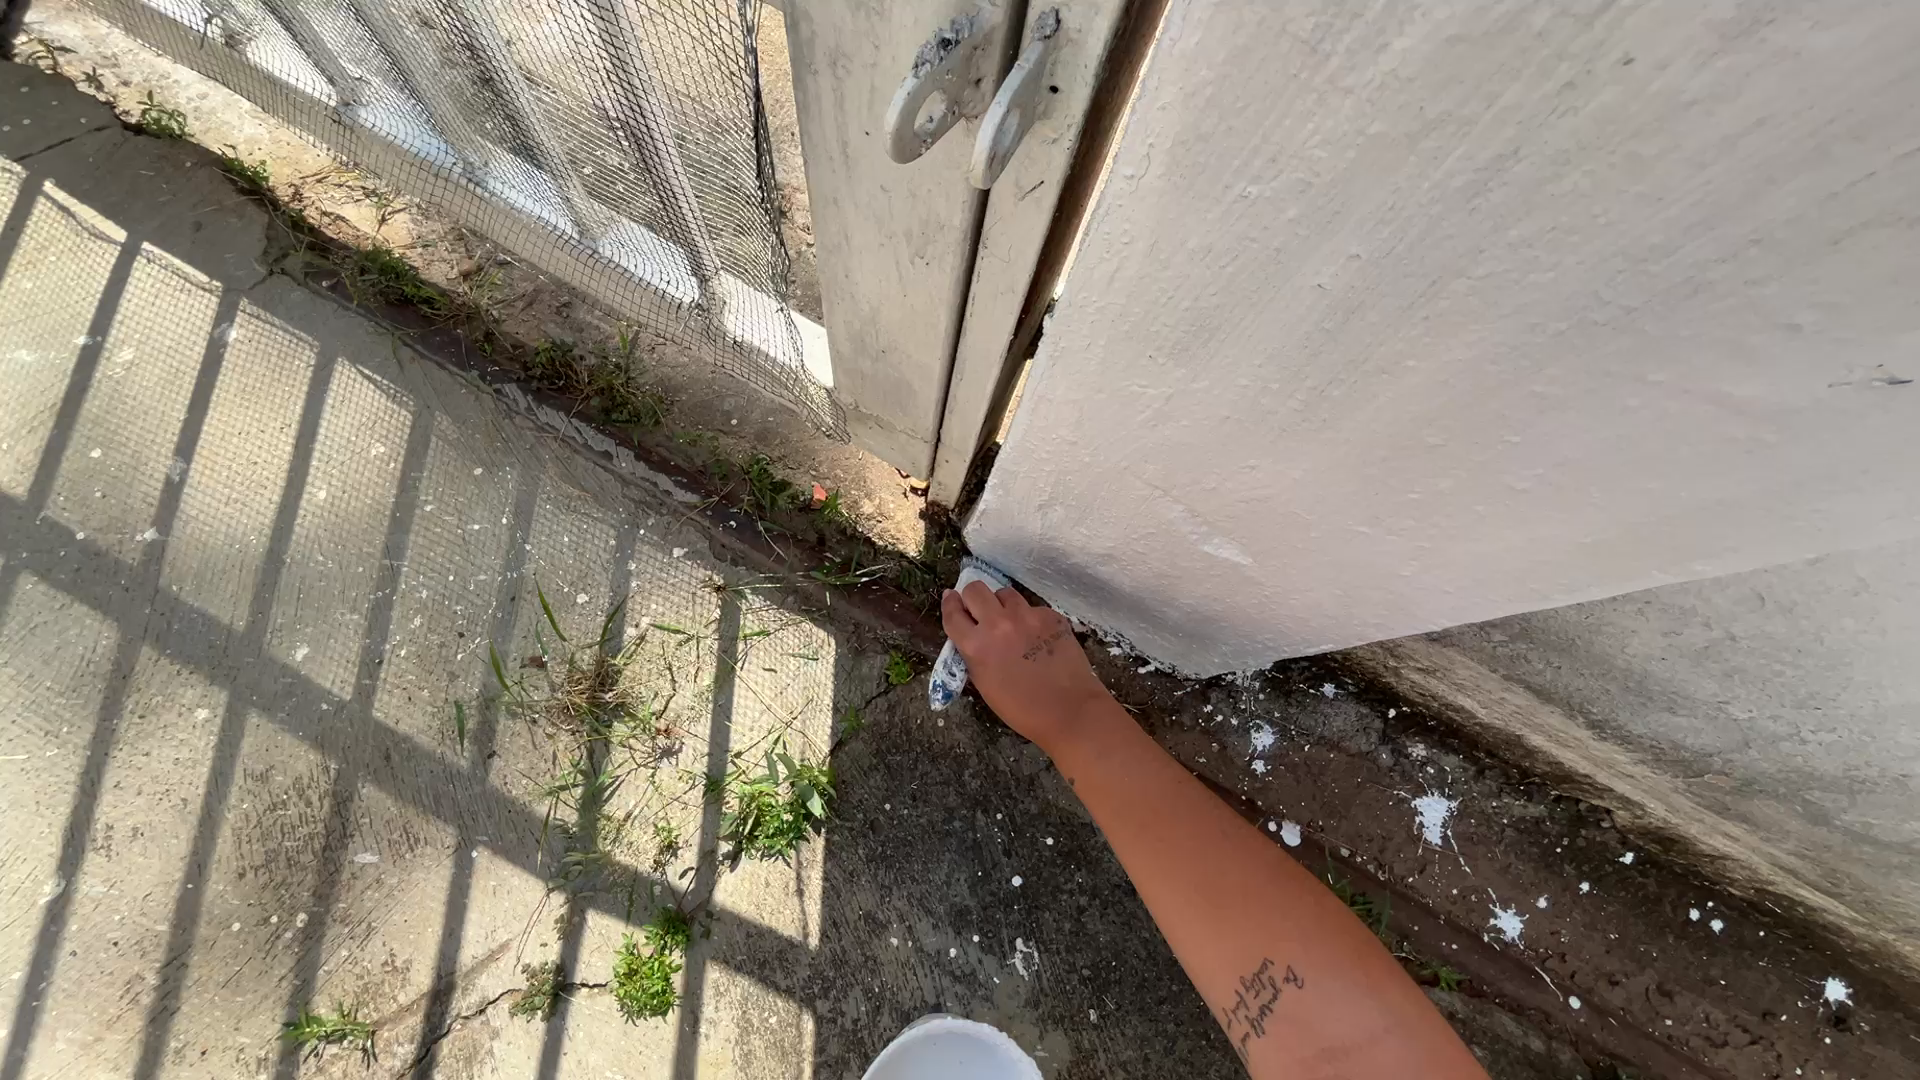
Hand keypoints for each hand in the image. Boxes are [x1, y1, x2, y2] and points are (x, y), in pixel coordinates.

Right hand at [940, 581, 1113, 753]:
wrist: (1069, 710)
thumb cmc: (1021, 708)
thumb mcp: (984, 683)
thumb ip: (972, 654)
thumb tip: (969, 634)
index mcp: (976, 645)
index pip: (953, 612)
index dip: (949, 604)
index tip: (951, 598)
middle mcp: (998, 623)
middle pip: (975, 589)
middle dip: (973, 598)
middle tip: (980, 612)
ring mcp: (1027, 616)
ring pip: (1005, 593)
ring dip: (1002, 605)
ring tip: (1011, 624)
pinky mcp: (1051, 615)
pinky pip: (1032, 608)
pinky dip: (1030, 618)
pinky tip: (1038, 638)